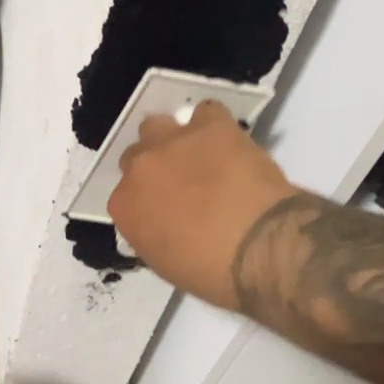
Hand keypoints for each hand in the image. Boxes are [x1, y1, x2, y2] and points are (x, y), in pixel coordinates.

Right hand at [109, 100, 297, 309]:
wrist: (260, 246)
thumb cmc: (213, 271)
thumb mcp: (167, 264)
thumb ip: (152, 234)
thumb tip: (162, 223)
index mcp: (124, 207)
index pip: (124, 195)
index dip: (145, 201)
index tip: (164, 211)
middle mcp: (139, 168)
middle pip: (136, 155)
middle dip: (154, 167)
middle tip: (181, 184)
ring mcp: (173, 141)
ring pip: (157, 125)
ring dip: (173, 140)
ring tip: (199, 156)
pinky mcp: (211, 125)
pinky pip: (206, 112)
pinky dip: (213, 124)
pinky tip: (226, 141)